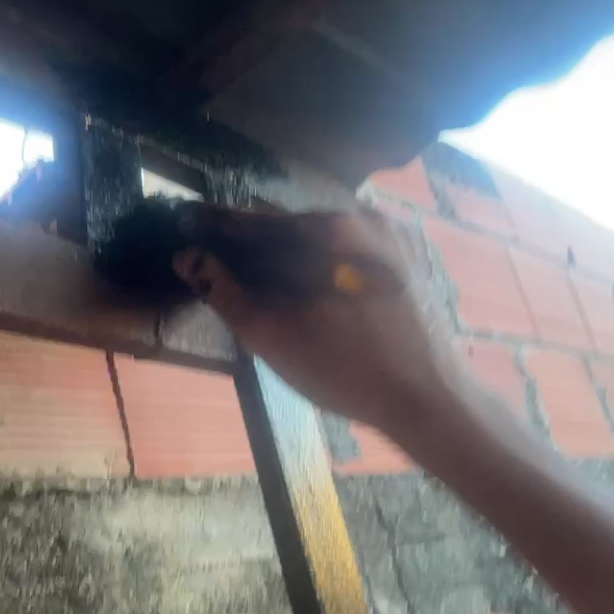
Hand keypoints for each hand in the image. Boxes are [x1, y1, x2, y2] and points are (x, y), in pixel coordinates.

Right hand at [172, 208, 467, 441]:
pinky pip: (349, 246)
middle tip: (220, 258)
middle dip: (251, 240)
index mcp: (325, 229)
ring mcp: (390, 234)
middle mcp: (360, 216)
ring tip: (260, 275)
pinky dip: (320, 259)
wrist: (429, 397)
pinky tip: (308, 287)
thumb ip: (223, 292)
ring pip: (320, 234)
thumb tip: (185, 257)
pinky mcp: (408, 256)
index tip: (184, 220)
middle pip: (288, 224)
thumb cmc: (344, 370)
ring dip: (286, 250)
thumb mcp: (272, 336)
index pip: (253, 220)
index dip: (213, 224)